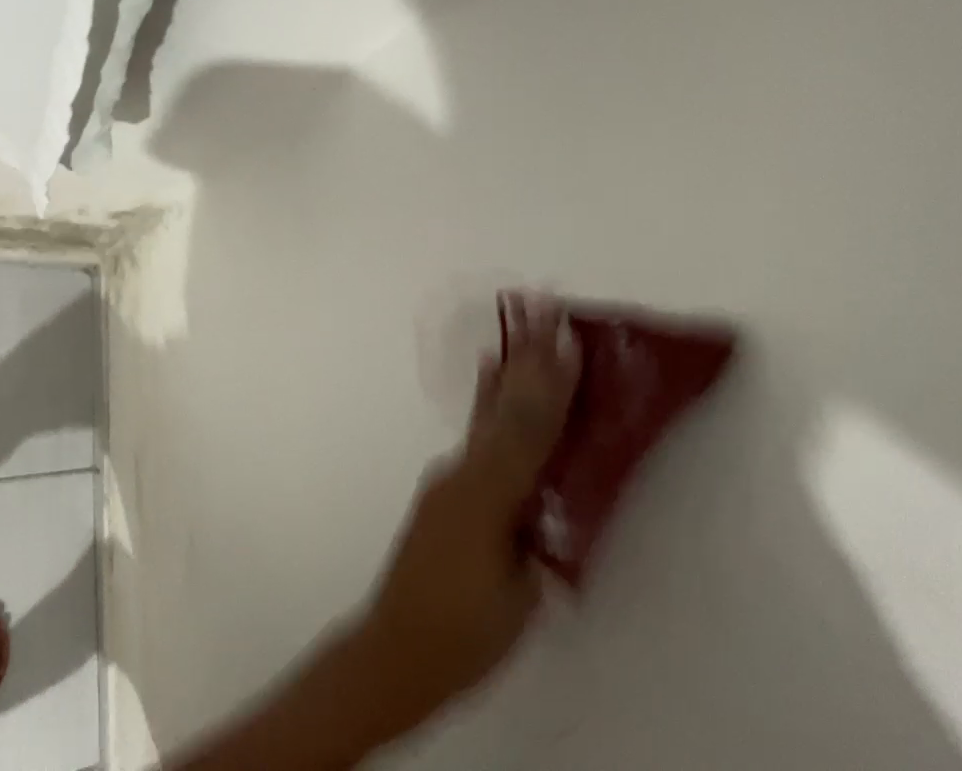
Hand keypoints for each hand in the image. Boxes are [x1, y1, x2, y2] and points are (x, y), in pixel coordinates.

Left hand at [360, 292, 581, 716]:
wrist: (393, 652)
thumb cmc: (464, 633)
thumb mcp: (521, 595)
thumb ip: (539, 540)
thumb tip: (550, 508)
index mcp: (489, 497)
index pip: (530, 429)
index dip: (553, 384)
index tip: (568, 338)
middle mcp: (464, 476)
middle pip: (505, 408)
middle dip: (528, 359)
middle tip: (542, 308)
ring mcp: (448, 482)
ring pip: (488, 418)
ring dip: (510, 375)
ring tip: (521, 333)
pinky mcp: (442, 496)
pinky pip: (476, 438)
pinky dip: (490, 405)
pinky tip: (490, 384)